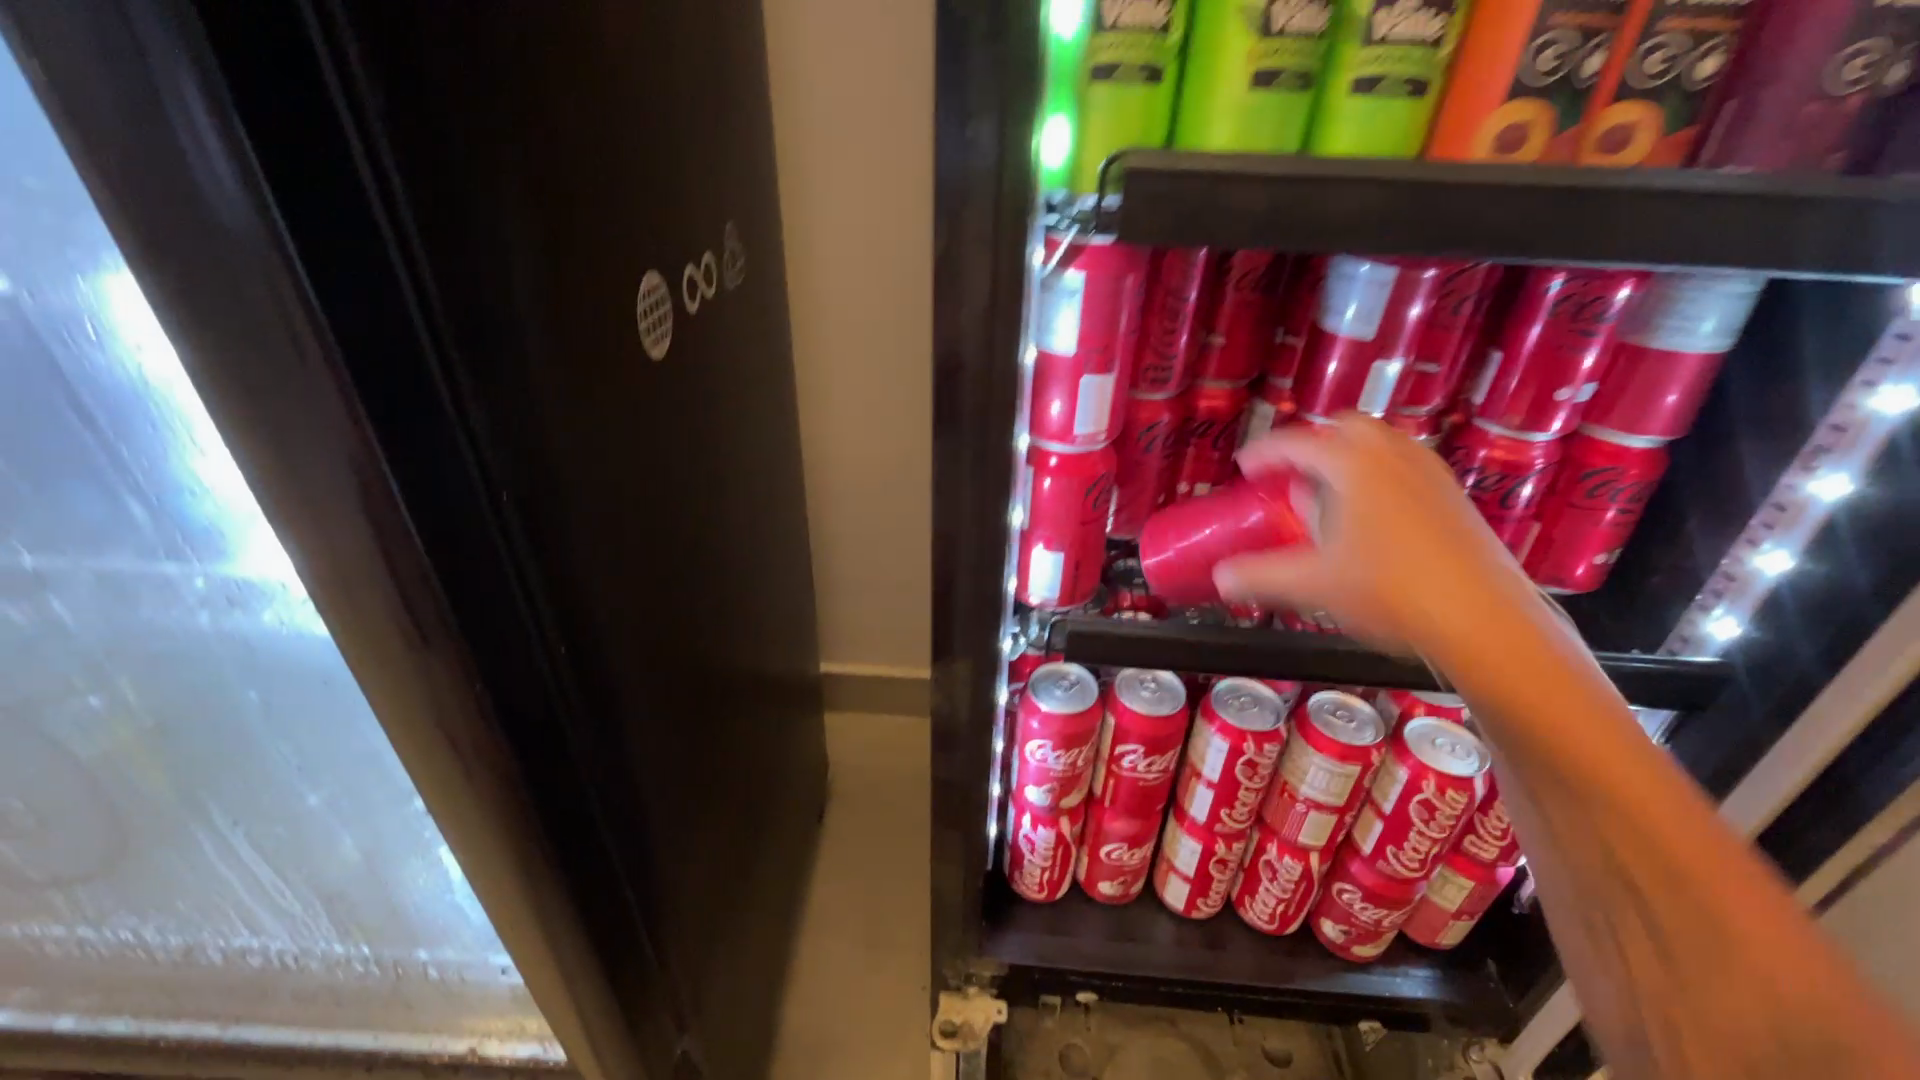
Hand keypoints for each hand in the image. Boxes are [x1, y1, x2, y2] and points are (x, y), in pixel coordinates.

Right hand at [1214, 413, 1540, 657]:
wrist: (1482, 618)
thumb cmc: (1393, 592)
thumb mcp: (1314, 584)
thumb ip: (1261, 576)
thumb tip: (1222, 577)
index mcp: (1354, 465)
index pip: (1298, 443)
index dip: (1266, 452)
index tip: (1248, 466)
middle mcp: (1394, 456)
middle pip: (1346, 429)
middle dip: (1314, 445)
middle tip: (1291, 473)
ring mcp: (1430, 473)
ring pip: (1383, 444)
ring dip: (1350, 458)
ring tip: (1330, 495)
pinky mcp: (1453, 497)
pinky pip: (1408, 467)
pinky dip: (1381, 476)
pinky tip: (1373, 520)